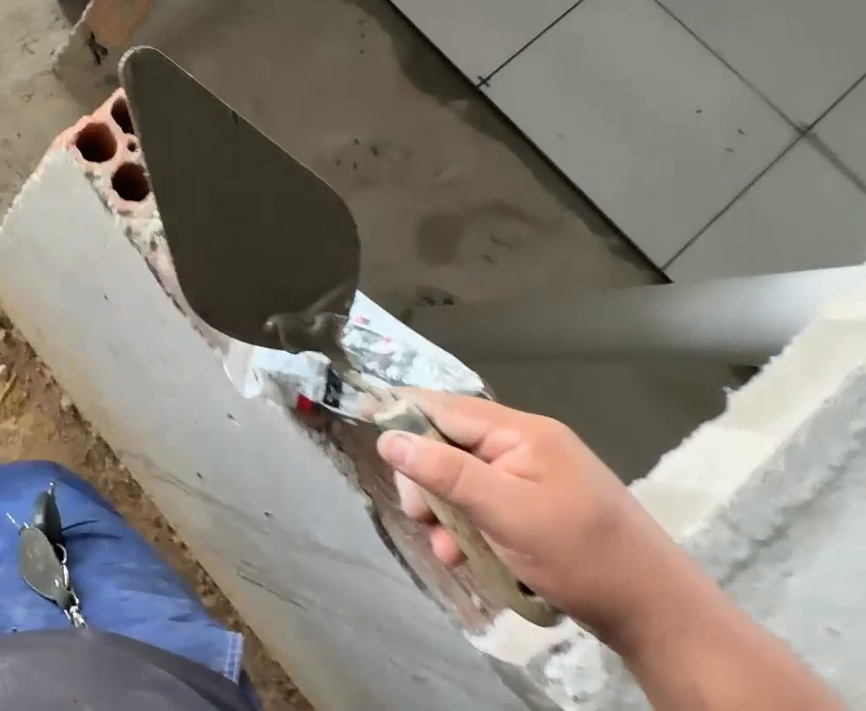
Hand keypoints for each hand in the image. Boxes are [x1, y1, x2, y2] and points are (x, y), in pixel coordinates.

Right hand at [374, 390, 696, 644]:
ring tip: (446, 549)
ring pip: (459, 479)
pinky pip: (481, 503)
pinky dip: (466, 527)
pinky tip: (464, 555)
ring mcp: (532, 476)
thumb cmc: (584, 557)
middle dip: (425, 481)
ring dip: (443, 511)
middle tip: (421, 518)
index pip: (444, 407)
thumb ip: (445, 471)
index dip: (401, 415)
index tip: (365, 427)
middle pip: (446, 445)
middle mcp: (525, 445)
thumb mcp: (507, 513)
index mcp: (523, 432)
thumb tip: (388, 437)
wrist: (662, 619)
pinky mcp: (535, 506)